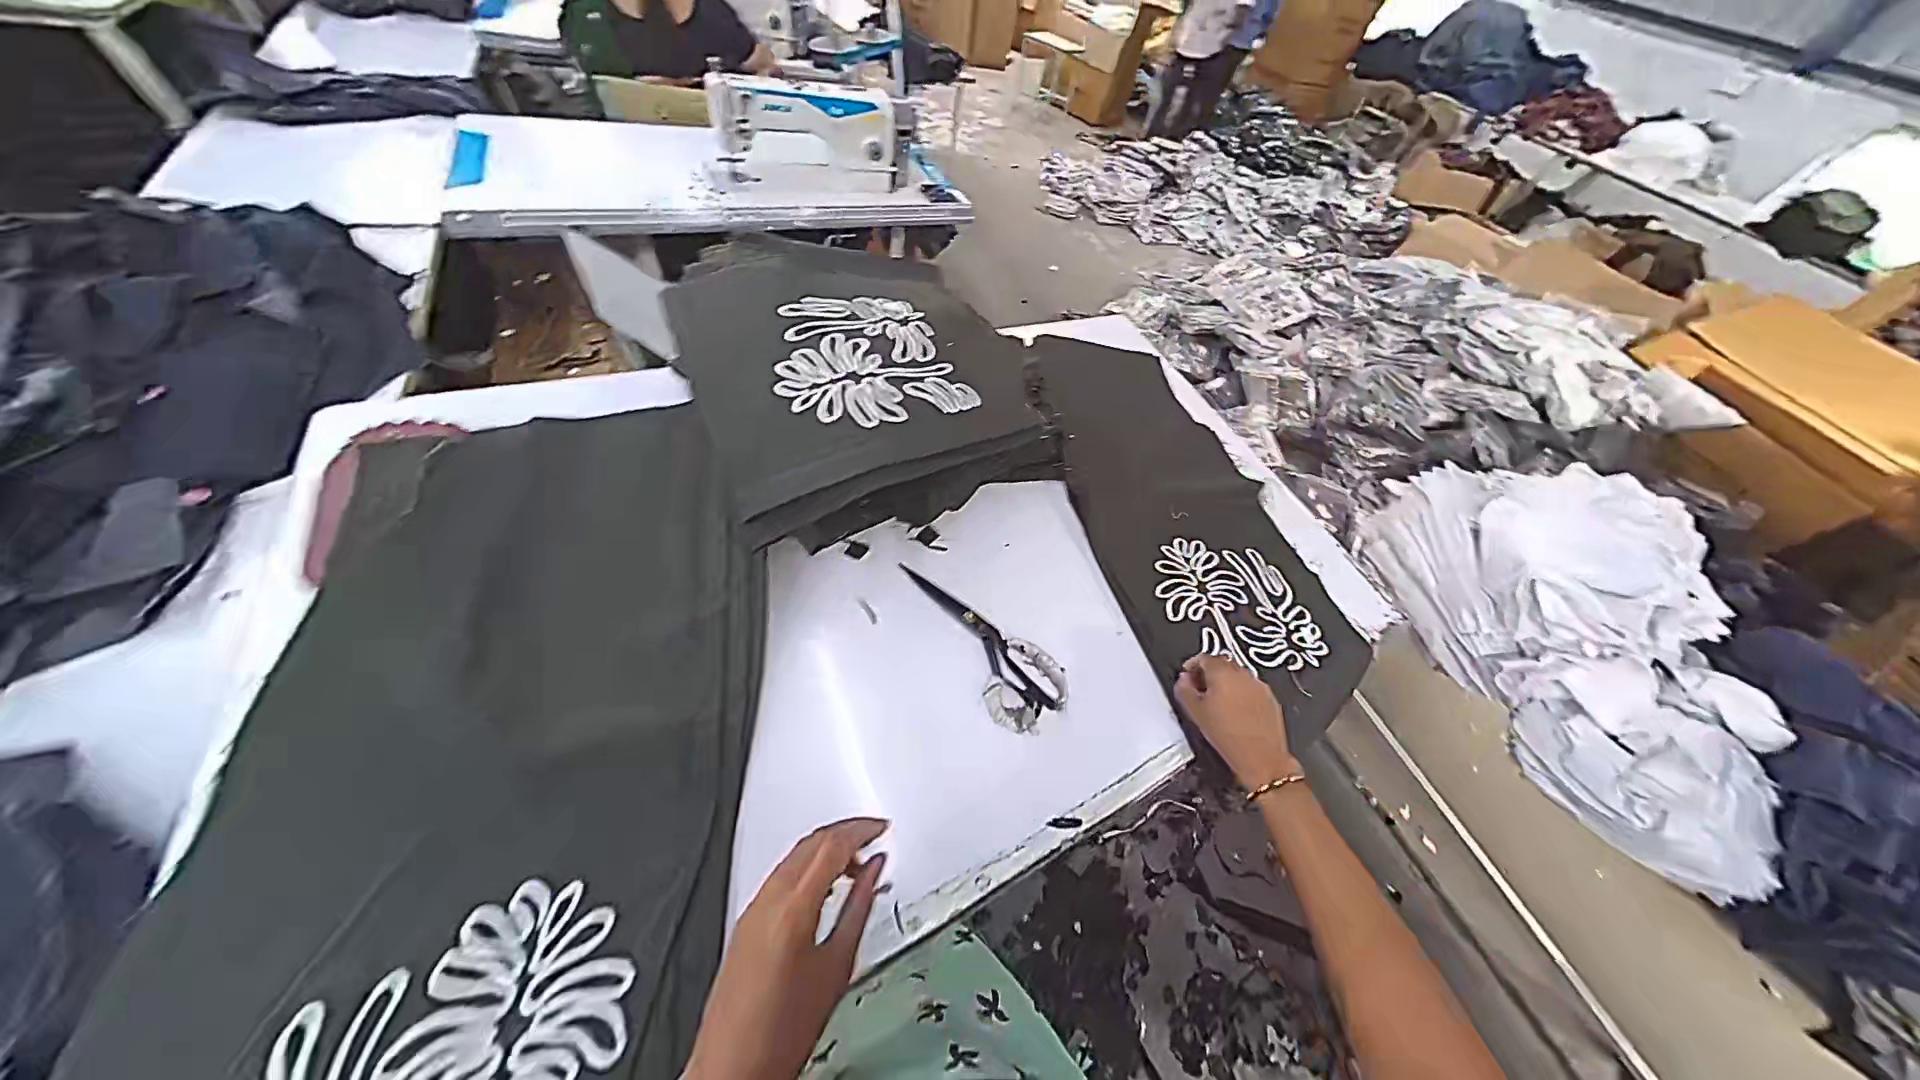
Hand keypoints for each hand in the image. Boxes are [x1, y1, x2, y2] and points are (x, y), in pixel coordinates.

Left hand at [683, 818, 888, 1079]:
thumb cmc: (780, 1033)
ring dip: (828, 848)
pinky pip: (783, 873)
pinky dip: (810, 866)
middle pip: (812, 842)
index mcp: (793, 908)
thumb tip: (875, 871)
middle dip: (847, 832)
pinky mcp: (747, 919)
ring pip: (796, 854)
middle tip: (875, 838)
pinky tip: (828, 883)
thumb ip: (859, 907)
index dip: (862, 829)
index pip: (832, 844)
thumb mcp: (837, 966)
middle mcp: (768, 899)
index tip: (882, 828)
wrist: (732, 1068)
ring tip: (858, 863)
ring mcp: (754, 907)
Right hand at [1175, 654, 1300, 788]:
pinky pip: (1250, 689)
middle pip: (1221, 664)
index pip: (1203, 657)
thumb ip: (1183, 689)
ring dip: (1225, 684)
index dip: (1192, 666)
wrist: (1261, 758)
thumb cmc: (1229, 736)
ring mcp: (1259, 685)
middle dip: (1208, 674)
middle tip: (1199, 691)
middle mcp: (1243, 674)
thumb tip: (1183, 680)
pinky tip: (1235, 713)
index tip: (1187, 676)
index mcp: (1222, 672)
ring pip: (1237, 676)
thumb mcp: (1195, 712)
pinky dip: (1241, 694)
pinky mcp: (1270, 698)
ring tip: (1217, 705)